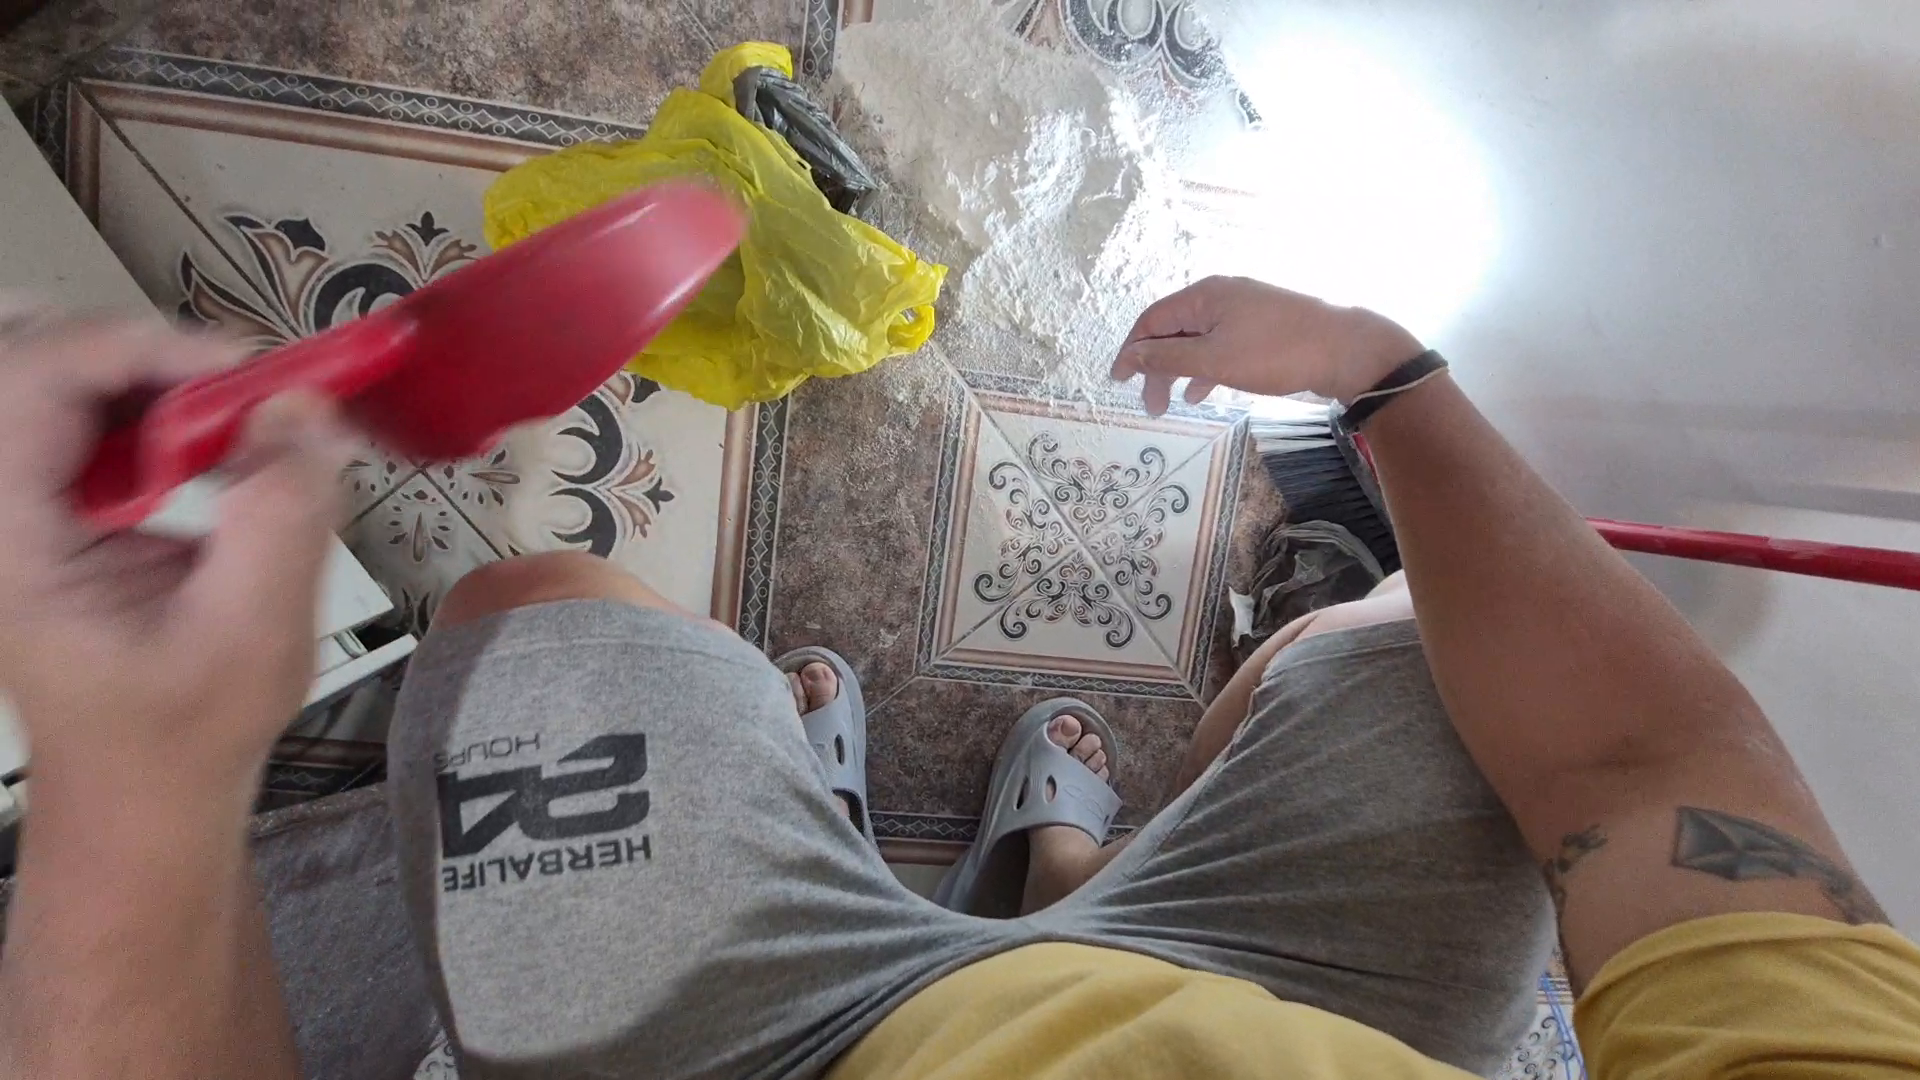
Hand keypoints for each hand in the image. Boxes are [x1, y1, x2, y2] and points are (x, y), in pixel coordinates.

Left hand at [0, 312, 349, 801]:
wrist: (150, 780)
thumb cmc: (196, 721)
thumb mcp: (257, 626)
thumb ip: (280, 513)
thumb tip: (308, 409)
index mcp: (0, 538)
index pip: (27, 382)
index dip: (142, 349)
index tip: (260, 372)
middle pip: (34, 367)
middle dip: (156, 358)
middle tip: (262, 393)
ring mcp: (14, 509)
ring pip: (62, 385)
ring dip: (167, 384)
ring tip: (256, 420)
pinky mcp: (52, 512)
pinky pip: (93, 424)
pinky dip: (171, 415)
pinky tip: (228, 452)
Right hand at [1110, 275, 1425, 414]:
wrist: (1345, 351)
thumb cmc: (1274, 353)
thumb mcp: (1213, 359)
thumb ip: (1167, 359)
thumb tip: (1131, 357)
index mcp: (1204, 296)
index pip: (1151, 321)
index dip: (1130, 351)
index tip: (1117, 382)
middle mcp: (1219, 296)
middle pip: (1171, 332)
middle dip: (1154, 368)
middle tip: (1150, 406)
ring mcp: (1241, 311)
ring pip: (1194, 342)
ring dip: (1176, 373)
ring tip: (1169, 405)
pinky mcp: (1258, 328)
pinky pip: (1216, 347)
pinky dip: (1202, 369)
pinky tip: (1199, 392)